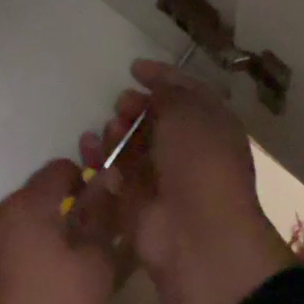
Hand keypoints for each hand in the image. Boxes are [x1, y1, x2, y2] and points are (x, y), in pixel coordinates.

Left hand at [0, 160, 116, 303]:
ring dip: (29, 242)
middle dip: (57, 215)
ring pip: (6, 232)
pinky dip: (5, 269)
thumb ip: (103, 220)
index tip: (99, 209)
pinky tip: (19, 303)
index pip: (58, 170)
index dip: (84, 181)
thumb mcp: (96, 269)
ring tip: (50, 279)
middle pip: (30, 201)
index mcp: (23, 209)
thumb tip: (105, 185)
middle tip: (81, 249)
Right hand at [79, 60, 295, 303]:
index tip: (135, 68)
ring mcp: (164, 181)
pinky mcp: (137, 206)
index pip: (189, 94)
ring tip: (109, 130)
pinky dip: (102, 161)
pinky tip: (89, 150)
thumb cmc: (201, 163)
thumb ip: (170, 91)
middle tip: (122, 104)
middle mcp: (191, 152)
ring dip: (118, 133)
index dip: (164, 77)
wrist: (197, 235)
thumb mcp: (190, 113)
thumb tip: (153, 82)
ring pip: (134, 148)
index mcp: (214, 126)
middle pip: (158, 121)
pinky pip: (116, 176)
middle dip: (137, 108)